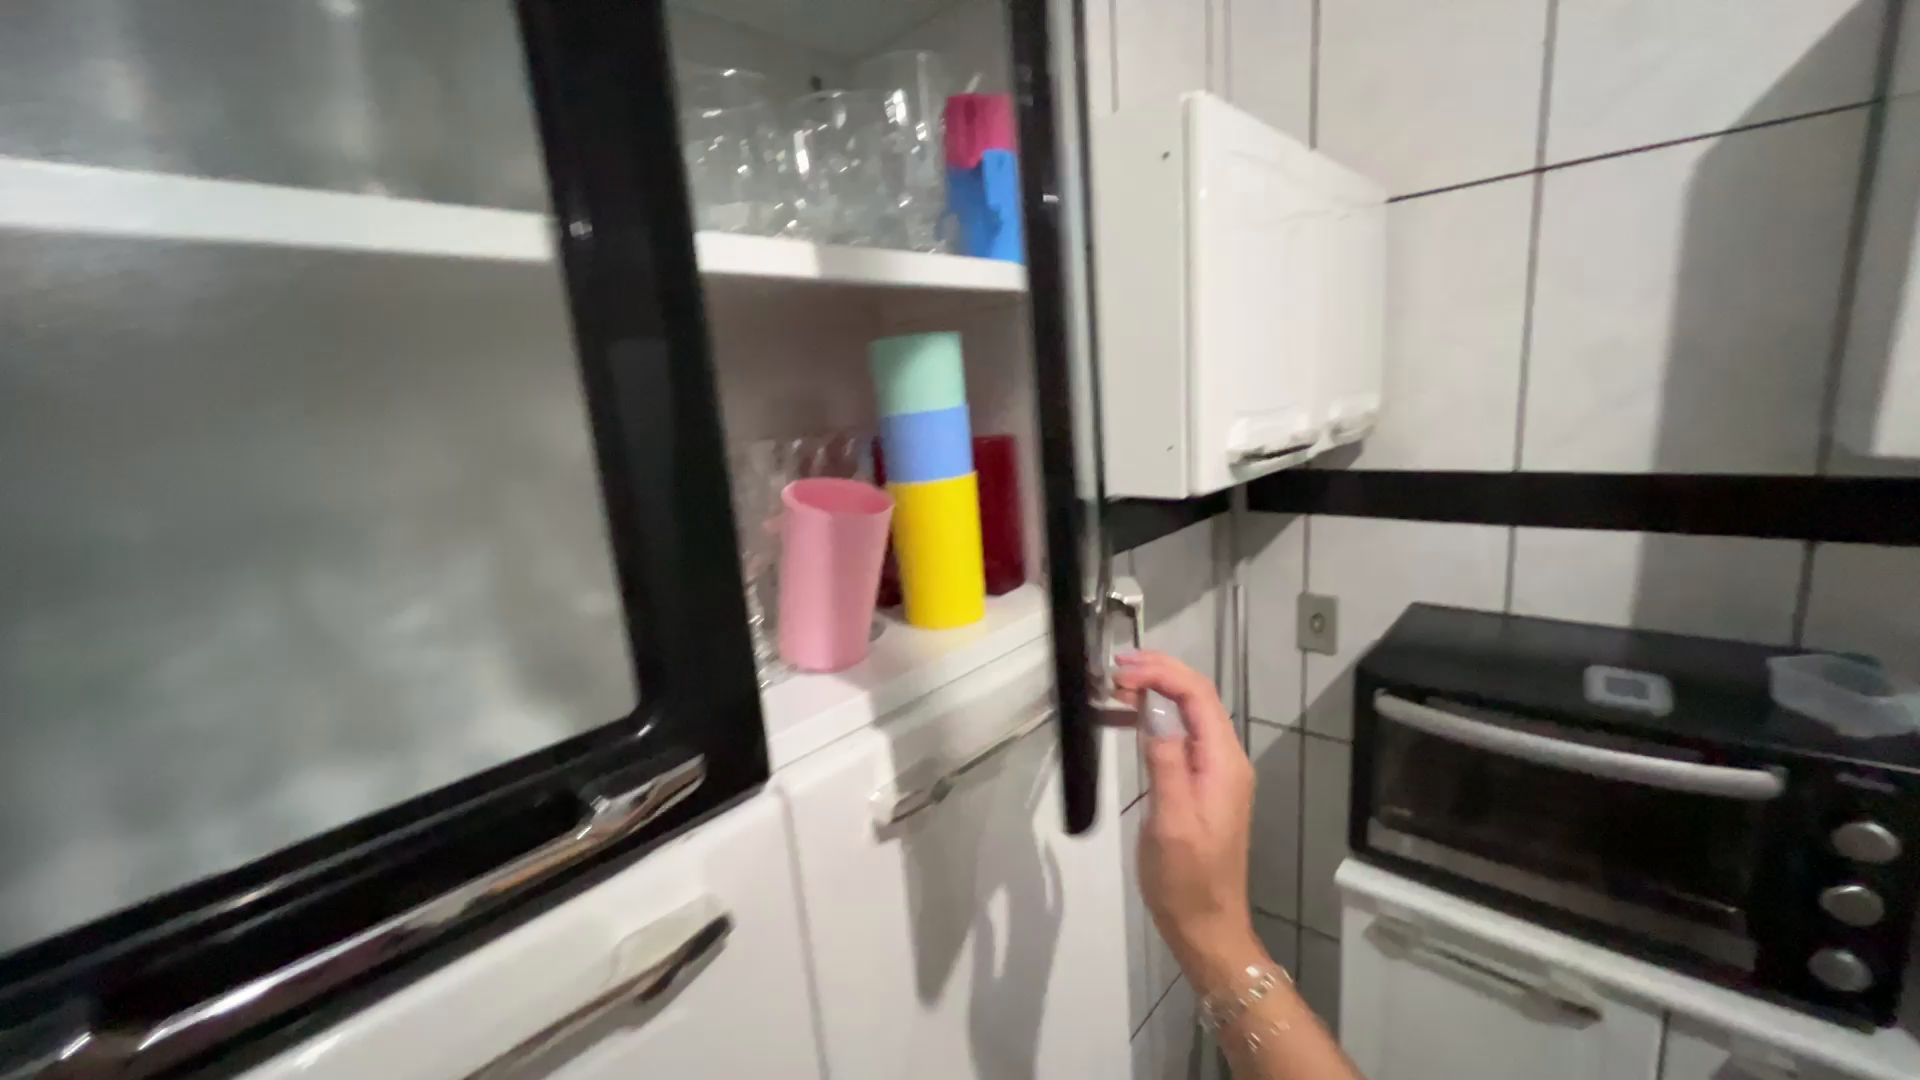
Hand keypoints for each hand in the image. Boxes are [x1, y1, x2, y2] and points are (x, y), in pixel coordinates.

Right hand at [1115, 652, 1262, 991]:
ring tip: (1117, 685)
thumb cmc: (1187, 878)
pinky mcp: (1201, 781)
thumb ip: (1166, 763)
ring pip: (1190, 711)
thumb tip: (1153, 713)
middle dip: (1159, 673)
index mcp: (1223, 762)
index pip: (1198, 695)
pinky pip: (1182, 733)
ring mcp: (1215, 769)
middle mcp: (1225, 758)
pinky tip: (1130, 717)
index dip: (1161, 673)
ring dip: (1157, 690)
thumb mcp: (1172, 822)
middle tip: (1115, 669)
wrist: (1206, 924)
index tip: (1121, 673)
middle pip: (1197, 696)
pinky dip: (1156, 716)